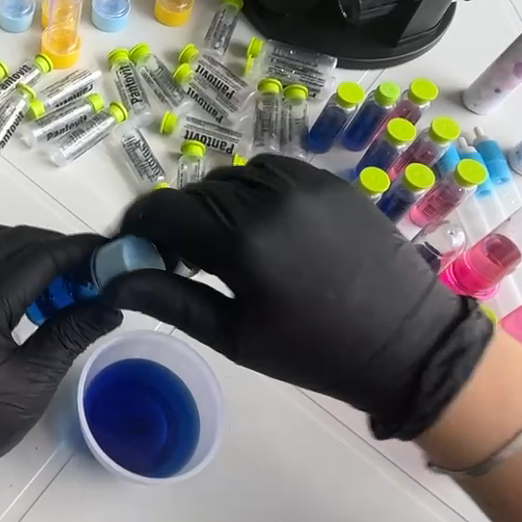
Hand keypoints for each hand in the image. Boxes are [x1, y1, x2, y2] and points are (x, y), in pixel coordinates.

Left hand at [0, 224, 121, 521]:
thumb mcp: (34, 380)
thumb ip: (71, 333)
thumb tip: (112, 304)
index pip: (38, 256)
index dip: (78, 250)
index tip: (111, 253)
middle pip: (16, 240)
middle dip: (58, 248)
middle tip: (93, 272)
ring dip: (29, 246)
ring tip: (62, 277)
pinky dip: (3, 253)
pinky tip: (26, 280)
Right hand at [109, 154, 490, 439]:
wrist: (408, 344)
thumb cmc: (314, 350)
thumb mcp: (233, 336)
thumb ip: (169, 299)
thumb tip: (113, 281)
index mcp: (239, 240)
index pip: (161, 210)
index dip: (138, 226)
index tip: (137, 248)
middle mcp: (265, 197)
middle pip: (193, 193)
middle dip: (178, 222)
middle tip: (186, 260)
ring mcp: (300, 182)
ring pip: (228, 177)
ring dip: (214, 205)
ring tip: (228, 243)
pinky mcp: (325, 179)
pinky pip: (268, 171)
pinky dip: (251, 192)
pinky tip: (264, 225)